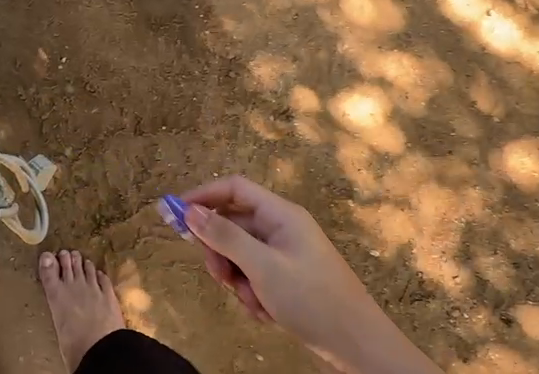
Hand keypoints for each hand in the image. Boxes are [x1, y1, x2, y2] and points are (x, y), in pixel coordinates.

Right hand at [180, 176, 437, 373]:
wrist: (363, 350)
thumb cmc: (314, 300)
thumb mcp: (263, 267)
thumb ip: (224, 236)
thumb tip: (188, 210)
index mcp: (281, 214)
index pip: (233, 188)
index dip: (202, 195)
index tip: (176, 214)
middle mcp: (283, 228)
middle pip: (233, 223)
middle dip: (220, 249)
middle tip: (218, 275)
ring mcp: (287, 255)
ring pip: (241, 253)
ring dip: (237, 278)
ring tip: (251, 302)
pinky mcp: (290, 280)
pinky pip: (255, 275)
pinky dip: (252, 293)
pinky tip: (265, 313)